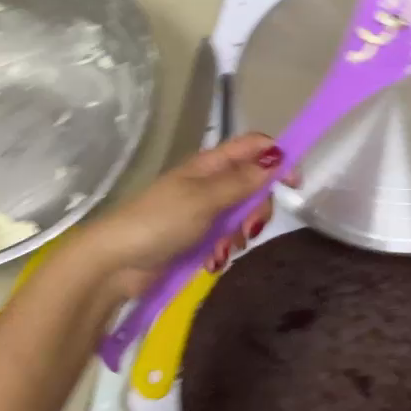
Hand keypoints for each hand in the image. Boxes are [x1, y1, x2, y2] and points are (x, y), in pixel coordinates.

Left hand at [70, 133, 280, 298]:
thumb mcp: (205, 199)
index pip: (252, 147)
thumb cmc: (159, 222)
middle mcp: (208, 183)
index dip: (276, 158)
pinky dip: (222, 250)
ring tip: (220, 251)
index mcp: (209, 164)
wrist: (116, 263)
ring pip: (241, 216)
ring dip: (238, 235)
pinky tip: (210, 262)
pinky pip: (225, 239)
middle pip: (253, 185)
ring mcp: (202, 211)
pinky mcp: (196, 238)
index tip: (294, 184)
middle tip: (249, 228)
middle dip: (257, 208)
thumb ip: (242, 181)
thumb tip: (278, 157)